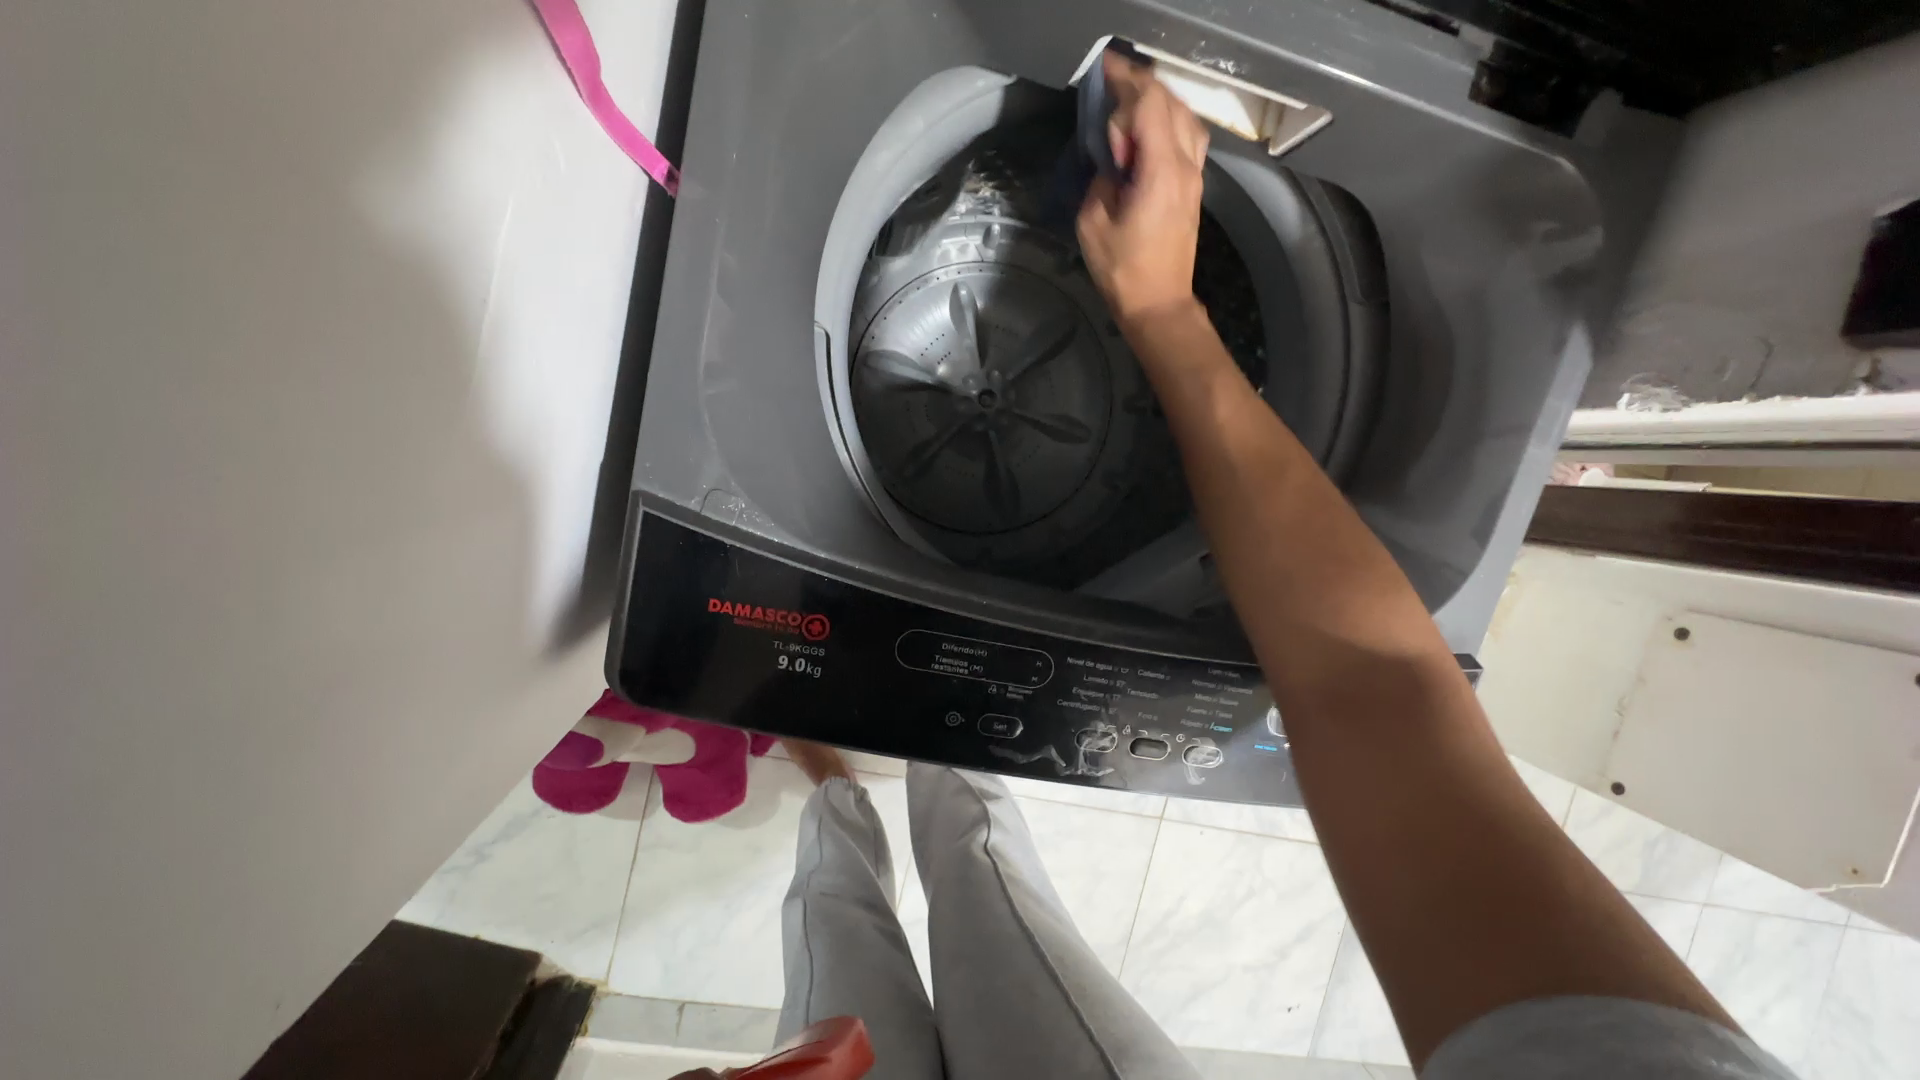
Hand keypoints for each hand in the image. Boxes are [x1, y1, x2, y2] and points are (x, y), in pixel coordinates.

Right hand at [1075, 52, 1210, 325]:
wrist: (1159, 304)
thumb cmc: (1123, 270)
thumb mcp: (1093, 223)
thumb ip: (1102, 179)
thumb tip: (1113, 163)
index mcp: (1160, 172)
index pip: (1149, 105)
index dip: (1126, 81)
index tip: (1104, 70)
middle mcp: (1184, 166)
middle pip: (1170, 104)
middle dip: (1141, 87)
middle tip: (1112, 84)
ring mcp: (1194, 177)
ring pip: (1185, 118)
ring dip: (1158, 103)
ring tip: (1129, 105)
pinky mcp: (1193, 189)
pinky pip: (1187, 138)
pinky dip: (1168, 122)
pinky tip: (1148, 131)